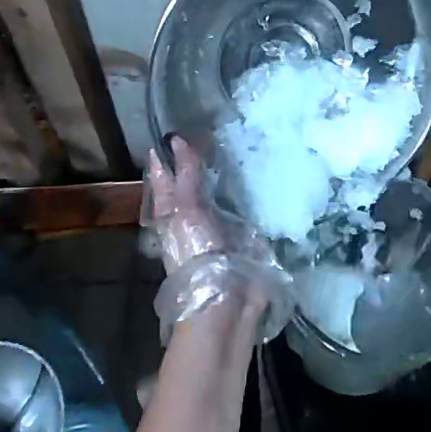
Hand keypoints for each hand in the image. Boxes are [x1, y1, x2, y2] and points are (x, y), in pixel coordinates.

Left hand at [144, 134, 292, 339]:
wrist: (226, 303)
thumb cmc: (196, 254)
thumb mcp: (186, 210)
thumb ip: (186, 176)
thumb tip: (178, 139)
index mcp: (172, 214)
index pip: (166, 178)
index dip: (169, 156)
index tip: (178, 128)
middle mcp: (194, 218)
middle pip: (195, 183)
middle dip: (204, 162)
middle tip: (218, 129)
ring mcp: (220, 228)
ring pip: (221, 193)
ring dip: (230, 174)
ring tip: (243, 143)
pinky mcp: (245, 238)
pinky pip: (247, 208)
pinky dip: (253, 193)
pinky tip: (263, 175)